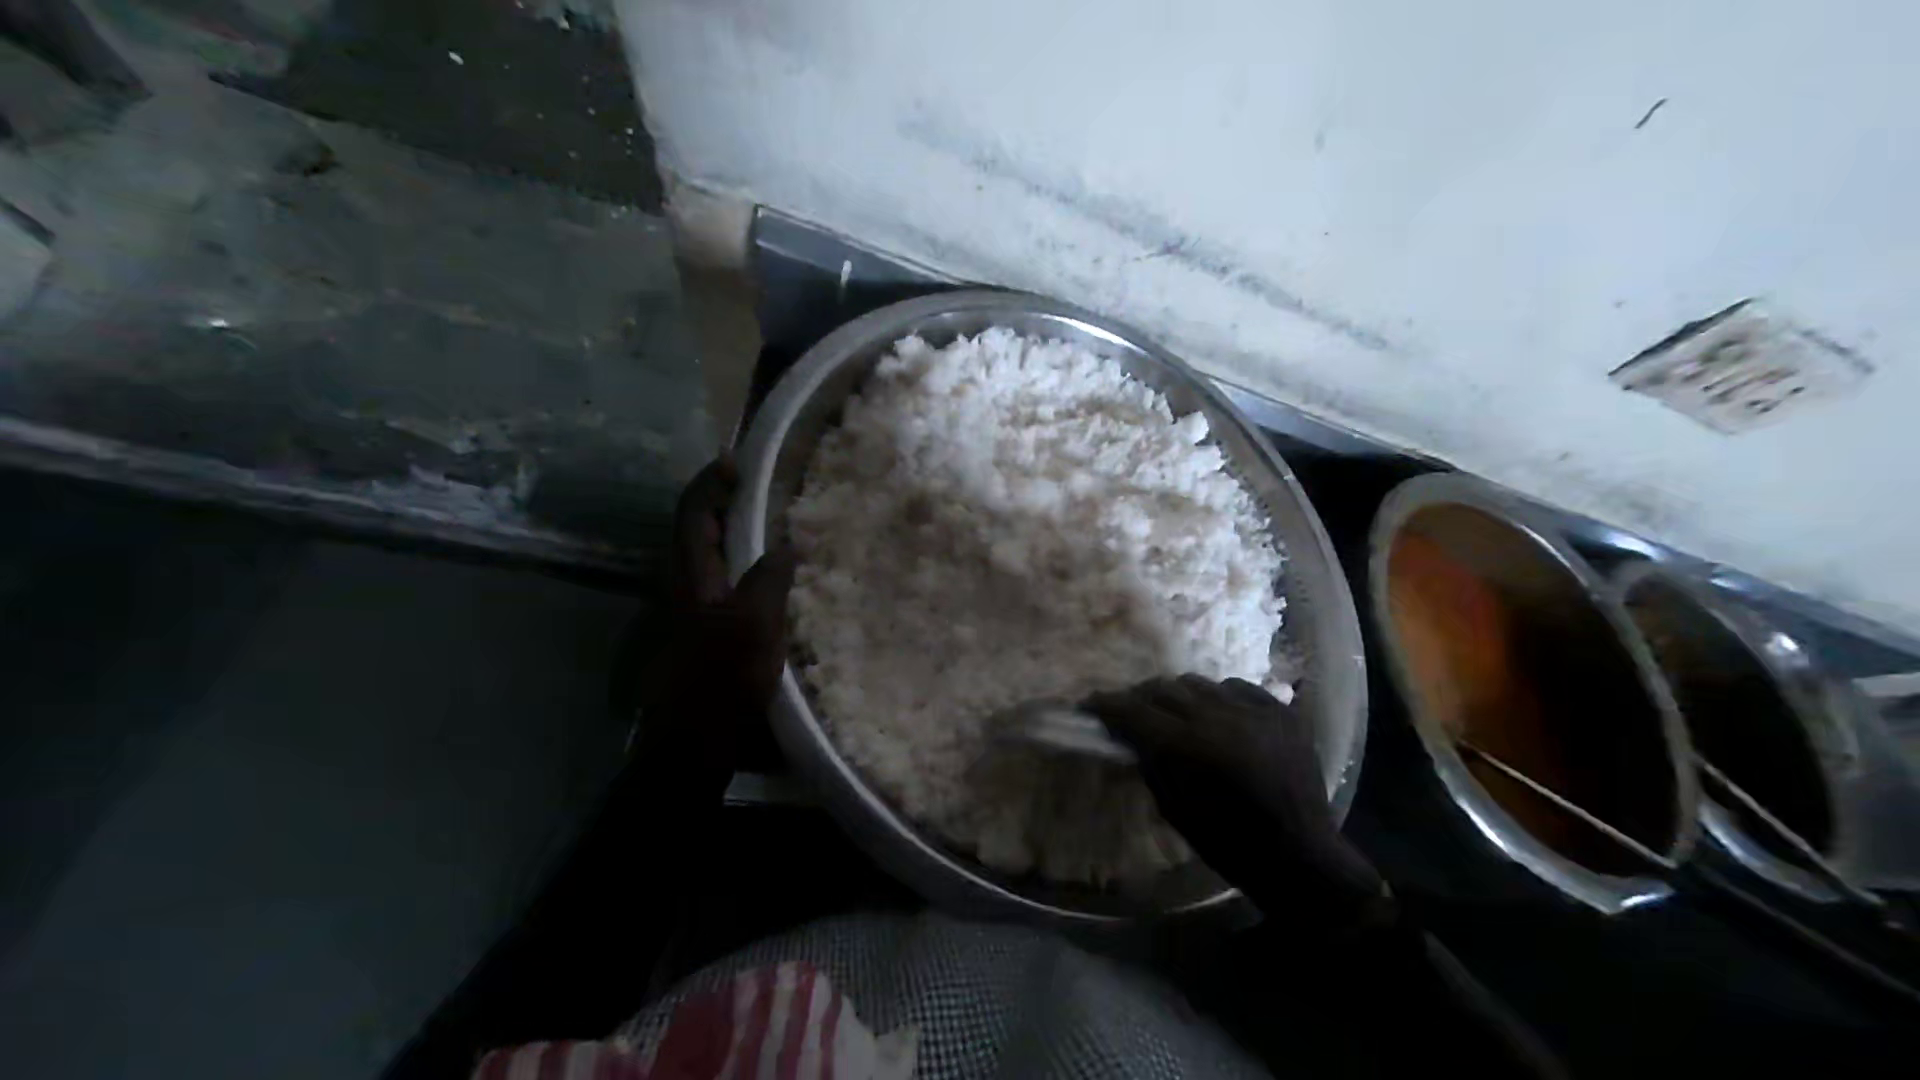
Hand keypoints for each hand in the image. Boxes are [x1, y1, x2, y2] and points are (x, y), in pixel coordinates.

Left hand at [629, 457, 794, 768]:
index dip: (712, 482)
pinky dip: (744, 562)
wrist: (695, 739)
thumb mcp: (754, 624)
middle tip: (763, 488)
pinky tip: (773, 574)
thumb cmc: (722, 678)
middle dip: (724, 501)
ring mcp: (694, 608)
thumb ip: (770, 579)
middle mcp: (685, 584)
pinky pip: (724, 580)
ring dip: (735, 531)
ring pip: (711, 555)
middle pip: (698, 528)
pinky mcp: (707, 629)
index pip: (694, 512)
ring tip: (773, 522)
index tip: (739, 461)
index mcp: (690, 574)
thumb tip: (786, 545)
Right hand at [1085, 675, 1386, 924]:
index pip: (1135, 711)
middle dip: (1139, 697)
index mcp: (1190, 746)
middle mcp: (1220, 717)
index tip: (1089, 703)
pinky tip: (1216, 715)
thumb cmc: (1230, 844)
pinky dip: (1217, 697)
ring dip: (1177, 695)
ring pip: (1198, 683)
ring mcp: (1254, 710)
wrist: (1300, 856)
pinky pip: (1236, 688)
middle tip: (1128, 710)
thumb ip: (1150, 763)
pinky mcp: (1280, 711)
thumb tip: (1129, 735)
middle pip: (1163, 688)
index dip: (1107, 705)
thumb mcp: (1174, 808)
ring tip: (1173, 712)